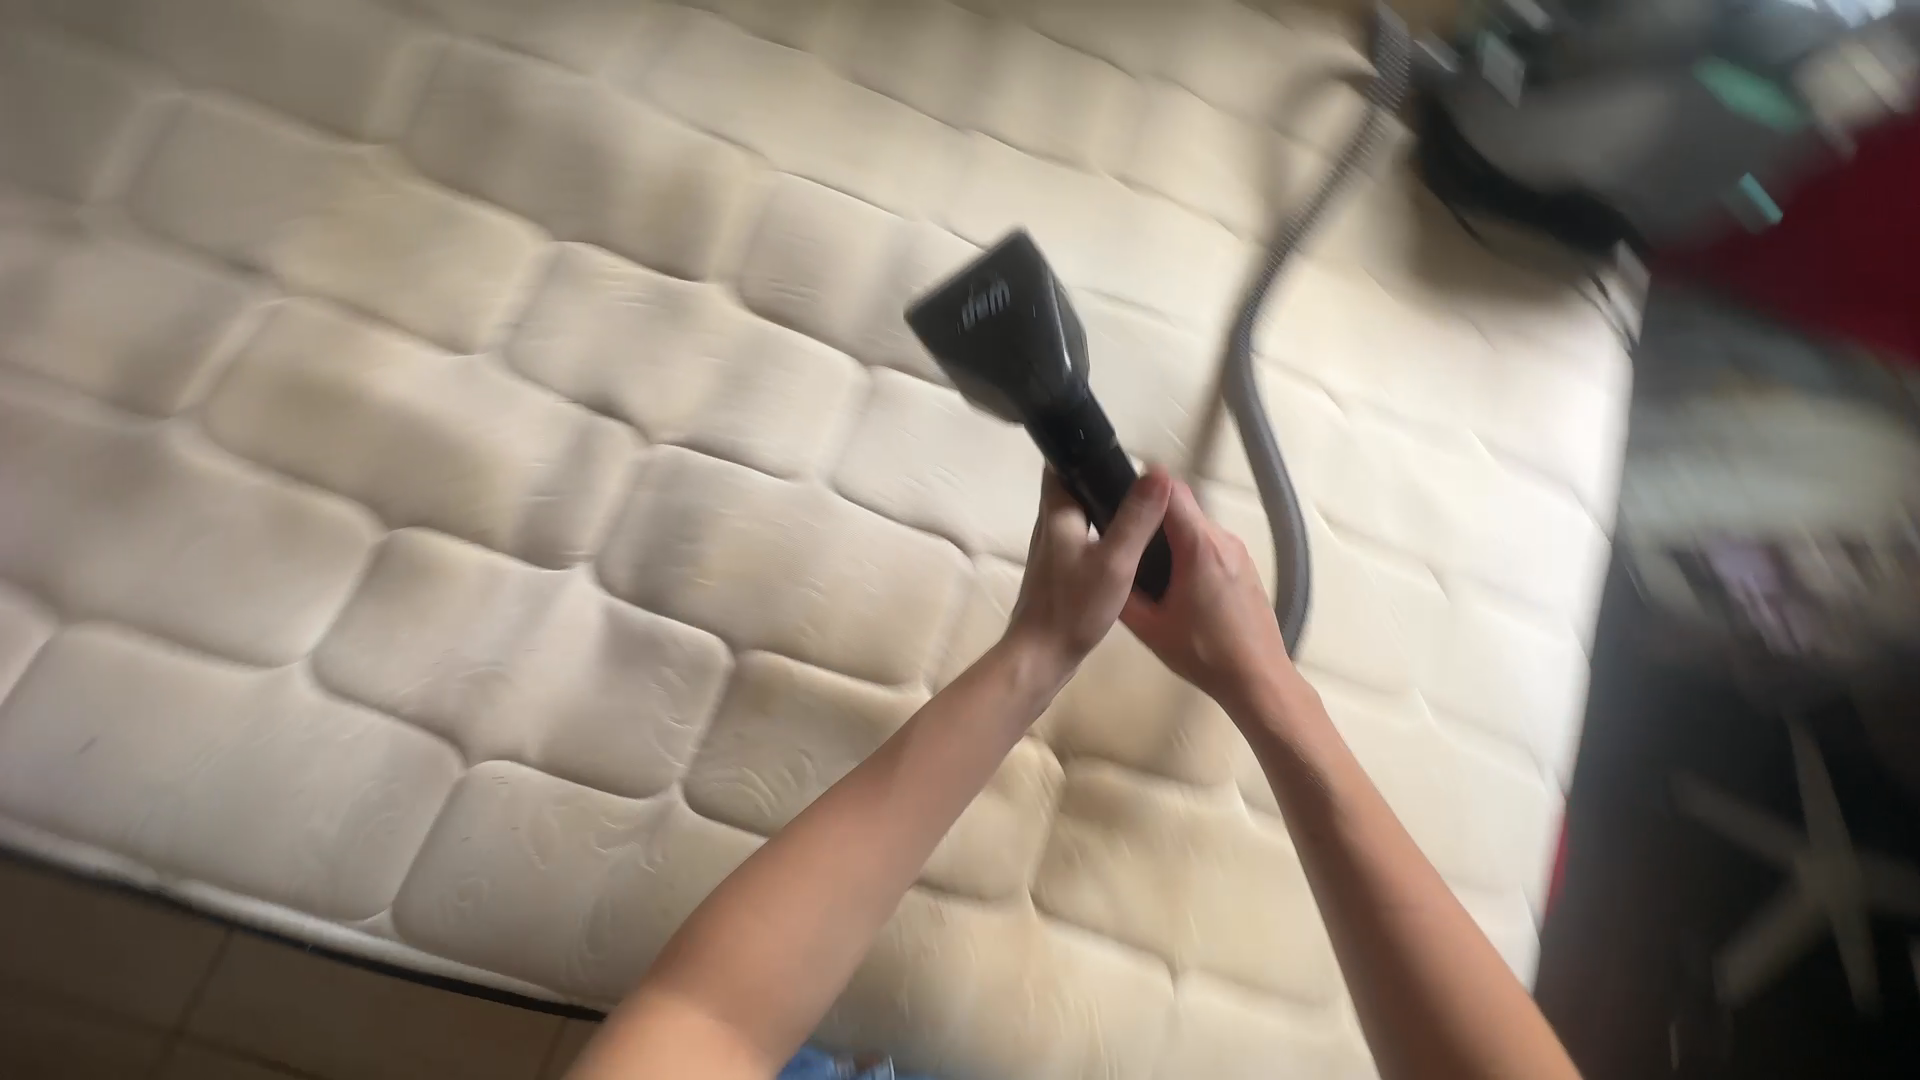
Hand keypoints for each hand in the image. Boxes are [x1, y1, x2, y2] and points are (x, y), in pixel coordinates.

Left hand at [1005, 466, 1172, 671]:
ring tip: (1140, 510)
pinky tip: (1125, 549)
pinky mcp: (1058, 574)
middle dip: (1100, 481)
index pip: (1059, 466)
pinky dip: (1100, 536)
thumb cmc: (1074, 607)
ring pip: (1077, 519)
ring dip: (1102, 510)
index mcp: (1056, 515)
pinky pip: (1081, 543)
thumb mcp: (1114, 561)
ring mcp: (1051, 553)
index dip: (1081, 451)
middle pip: (1071, 491)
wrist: (1041, 656)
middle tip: (1139, 481)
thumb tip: (1158, 472)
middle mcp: (1049, 528)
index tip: (1113, 447)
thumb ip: (1136, 518)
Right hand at [1121, 480, 1293, 710]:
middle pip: (1181, 507)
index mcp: (1199, 547)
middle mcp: (1222, 540)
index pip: (1171, 490)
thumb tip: (1104, 564)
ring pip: (1196, 525)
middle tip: (1122, 538)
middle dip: (1151, 517)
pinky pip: (1210, 543)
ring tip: (1145, 564)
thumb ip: (1122, 591)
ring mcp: (1238, 551)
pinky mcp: (1245, 566)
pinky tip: (1175, 582)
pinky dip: (1189, 550)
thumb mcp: (1148, 627)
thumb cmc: (1201, 653)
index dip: (1142, 488)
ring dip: (1170, 536)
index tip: (1117, 498)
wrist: (1256, 679)